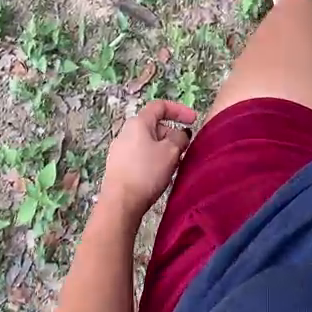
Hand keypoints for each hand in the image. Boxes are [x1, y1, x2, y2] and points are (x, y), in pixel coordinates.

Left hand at [100, 100, 196, 217]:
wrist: (119, 205)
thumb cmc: (146, 173)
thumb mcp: (171, 151)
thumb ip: (181, 138)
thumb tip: (181, 135)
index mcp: (138, 122)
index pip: (160, 106)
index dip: (179, 110)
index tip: (193, 120)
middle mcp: (126, 133)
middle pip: (155, 126)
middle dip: (172, 135)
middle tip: (185, 149)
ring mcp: (119, 151)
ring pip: (148, 143)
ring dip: (164, 150)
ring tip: (175, 165)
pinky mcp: (118, 168)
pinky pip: (140, 157)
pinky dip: (153, 161)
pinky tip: (160, 176)